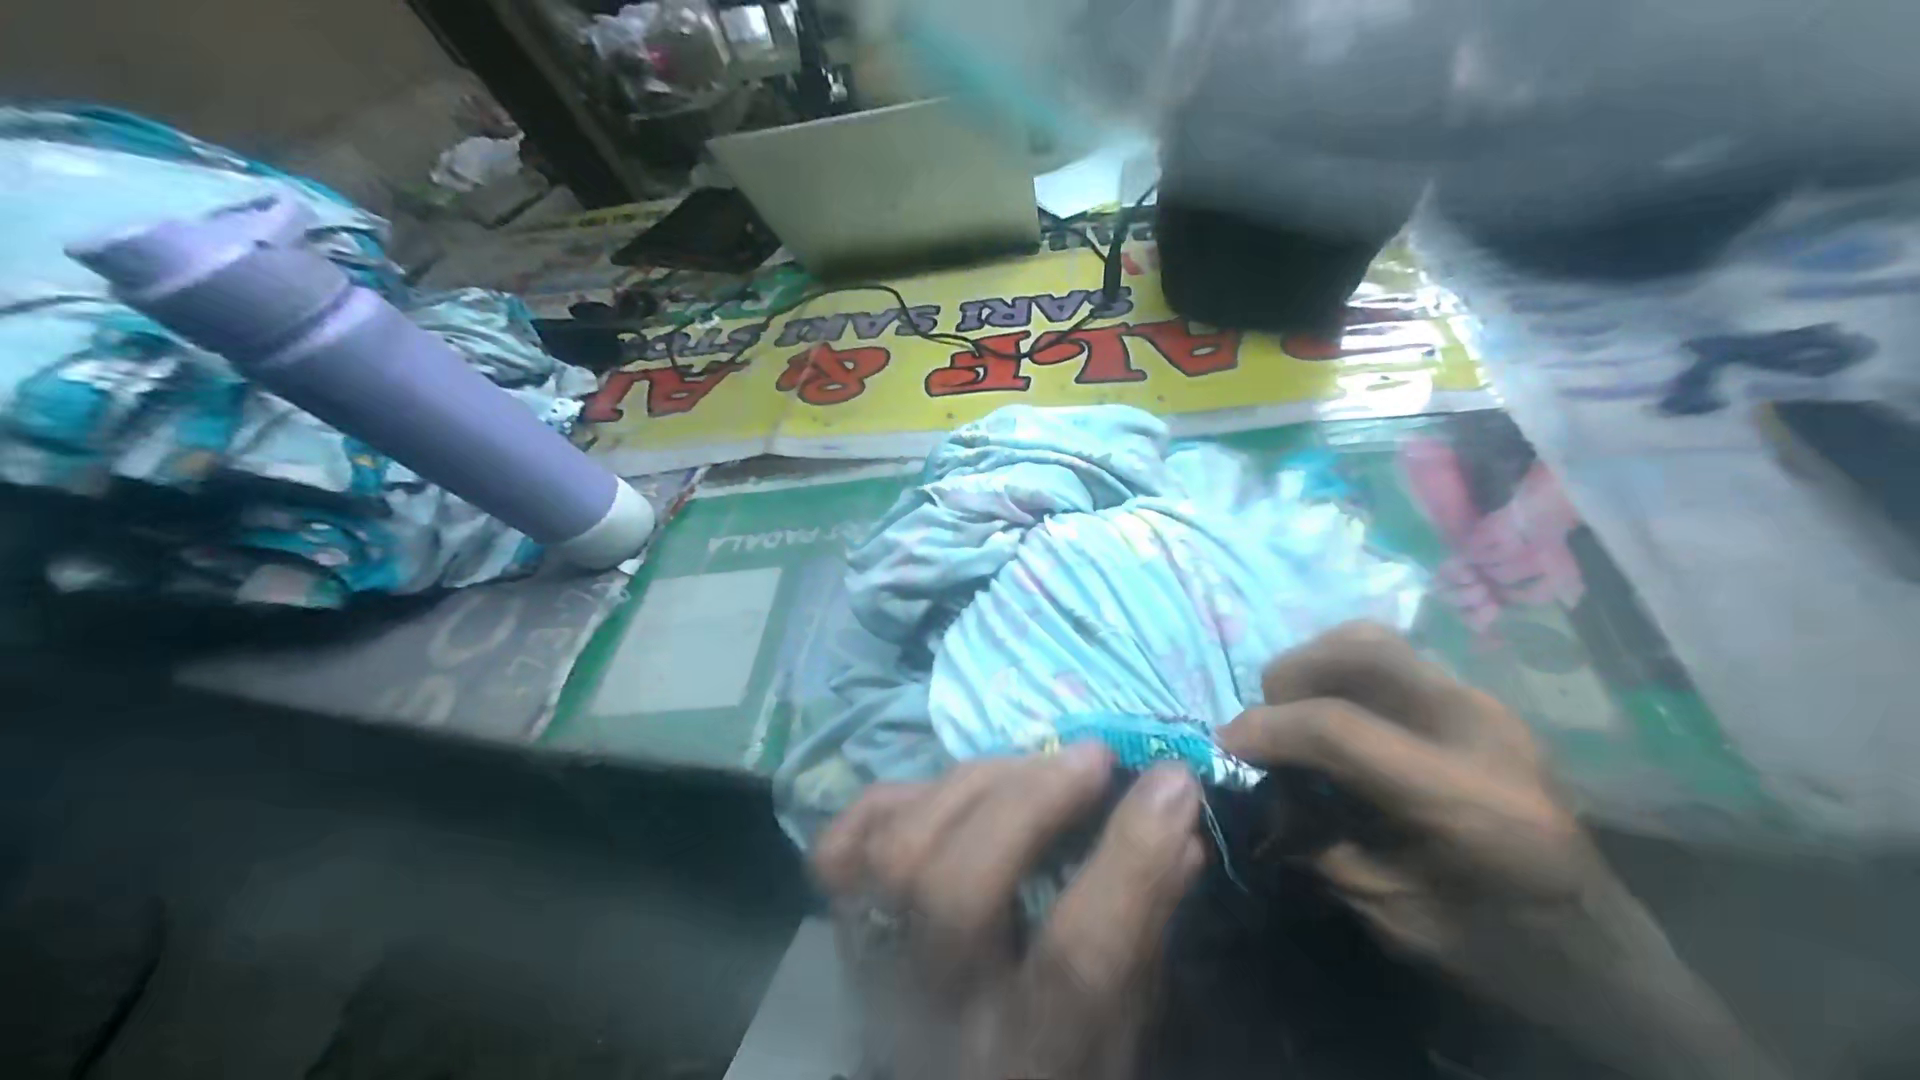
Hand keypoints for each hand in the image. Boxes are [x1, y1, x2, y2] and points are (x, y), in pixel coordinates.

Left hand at [812, 747, 1204, 1079]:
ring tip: (1035, 762)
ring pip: (897, 851)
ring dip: (975, 784)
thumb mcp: (1122, 1026)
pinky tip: (949, 791)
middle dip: (1030, 802)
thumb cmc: (1050, 1058)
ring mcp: (871, 960)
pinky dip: (898, 798)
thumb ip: (1146, 924)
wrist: (944, 1075)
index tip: (1173, 782)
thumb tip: (1178, 822)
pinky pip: (845, 844)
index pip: (1077, 960)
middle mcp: (935, 1010)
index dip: (1130, 859)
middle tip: (1092, 755)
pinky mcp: (837, 924)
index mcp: (1028, 1056)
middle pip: (957, 893)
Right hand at [1218, 622, 1783, 1079]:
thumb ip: (1313, 838)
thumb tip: (1256, 785)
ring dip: (1316, 665)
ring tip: (1298, 712)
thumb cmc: (1492, 946)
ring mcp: (1485, 707)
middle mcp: (1480, 733)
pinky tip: (1338, 716)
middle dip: (1291, 675)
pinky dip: (1344, 673)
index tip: (1227, 742)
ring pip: (1373, 640)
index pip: (1339, 726)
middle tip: (1268, 720)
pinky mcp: (1480, 702)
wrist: (1598, 950)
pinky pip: (1392, 660)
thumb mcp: (1386, 911)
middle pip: (1360, 651)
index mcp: (1466, 800)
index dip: (1267, 727)